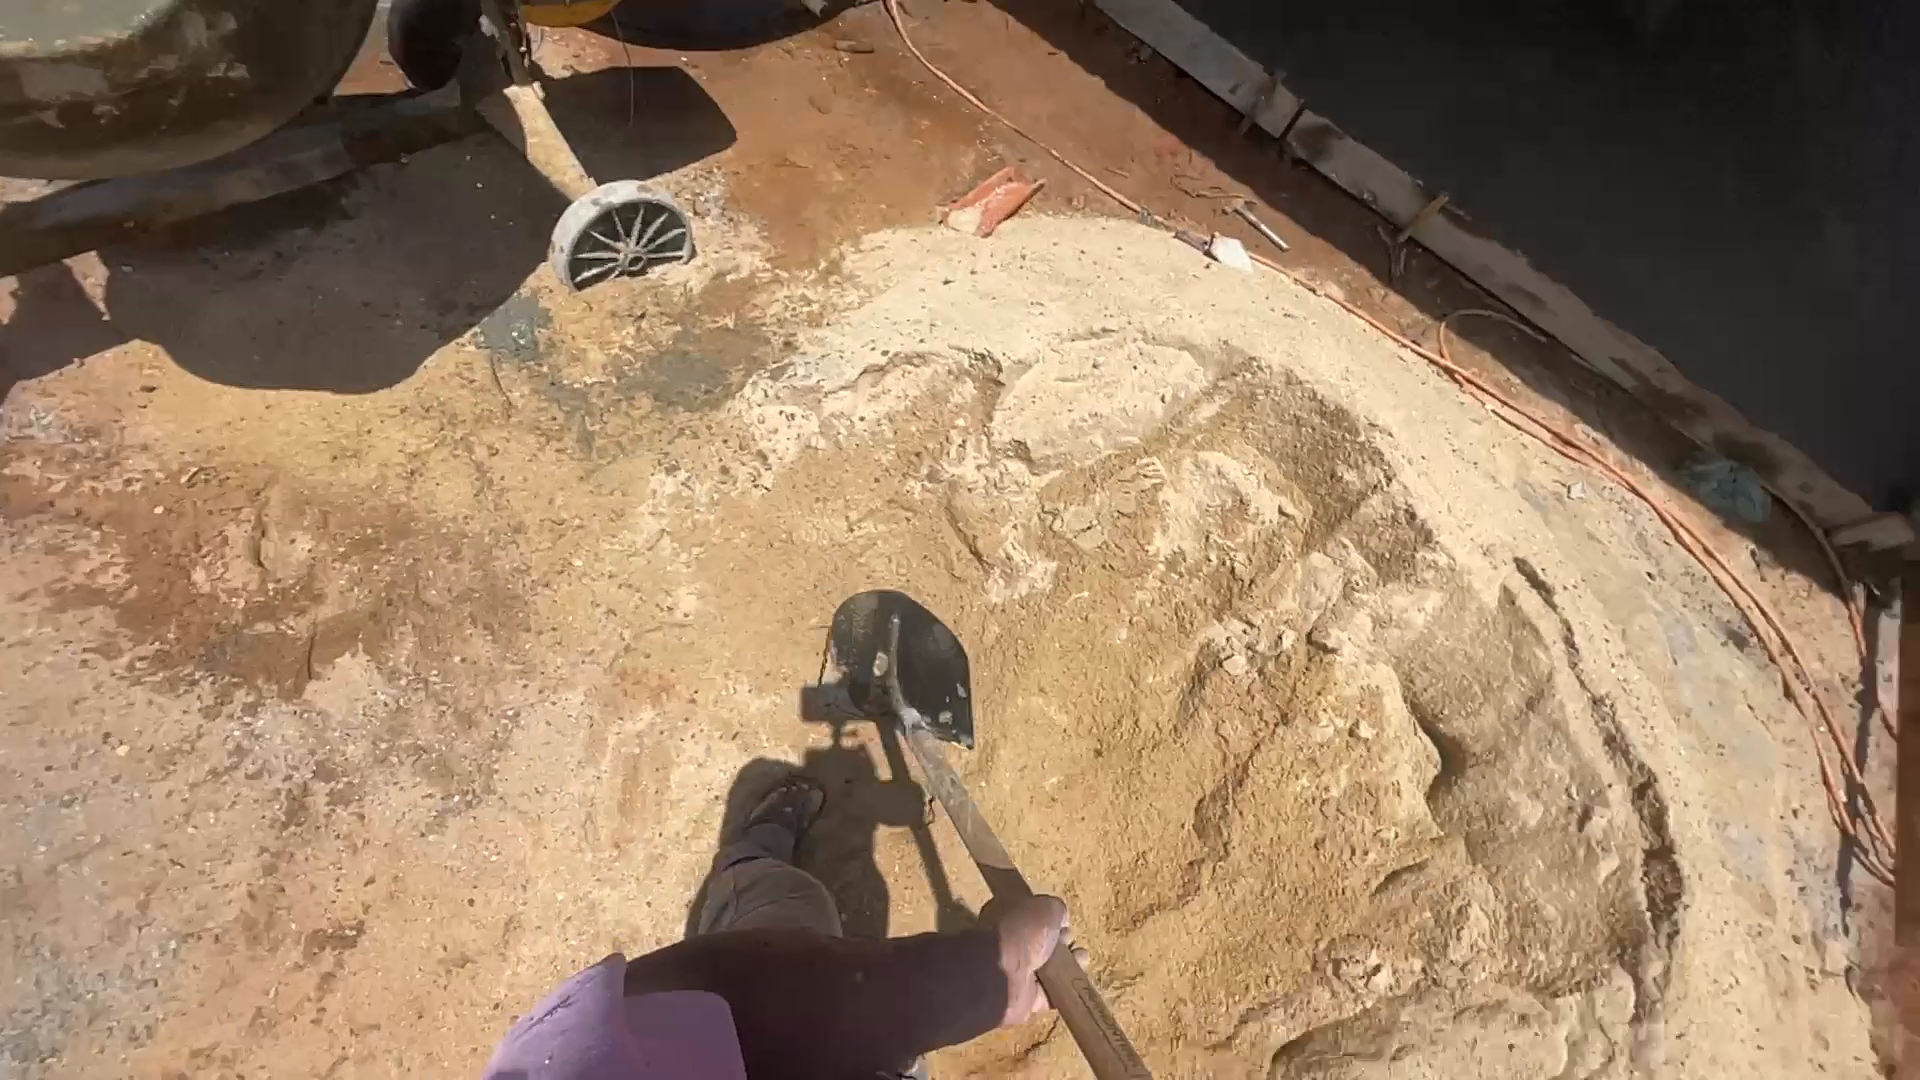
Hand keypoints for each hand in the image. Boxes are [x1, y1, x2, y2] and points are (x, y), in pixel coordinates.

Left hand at [989, 894, 1082, 1025]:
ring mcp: (1016, 968)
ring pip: (1048, 966)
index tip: (1064, 921)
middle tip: (1071, 940)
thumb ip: (1056, 910)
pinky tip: (1078, 977)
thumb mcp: (1047, 907)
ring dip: (1067, 963)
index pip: (1031, 911)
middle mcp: (1009, 938)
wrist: (1004, 973)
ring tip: (1081, 958)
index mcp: (1006, 911)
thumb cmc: (1023, 930)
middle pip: (1042, 939)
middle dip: (1062, 940)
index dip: (1049, 915)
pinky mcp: (1025, 996)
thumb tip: (1061, 919)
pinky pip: (1050, 990)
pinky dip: (1065, 985)